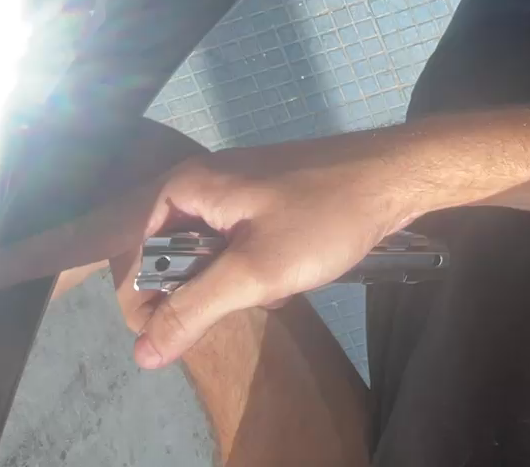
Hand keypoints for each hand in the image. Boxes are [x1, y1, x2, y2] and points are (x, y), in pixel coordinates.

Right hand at [118, 142, 421, 368]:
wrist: (396, 175)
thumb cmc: (325, 216)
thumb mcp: (254, 271)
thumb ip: (192, 310)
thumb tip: (141, 353)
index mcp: (190, 186)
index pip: (132, 252)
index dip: (144, 297)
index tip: (174, 328)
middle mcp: (210, 180)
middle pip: (170, 253)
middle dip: (199, 289)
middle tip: (236, 302)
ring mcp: (245, 188)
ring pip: (211, 252)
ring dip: (234, 281)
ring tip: (272, 288)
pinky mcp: (274, 197)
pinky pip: (243, 241)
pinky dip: (258, 264)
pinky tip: (290, 273)